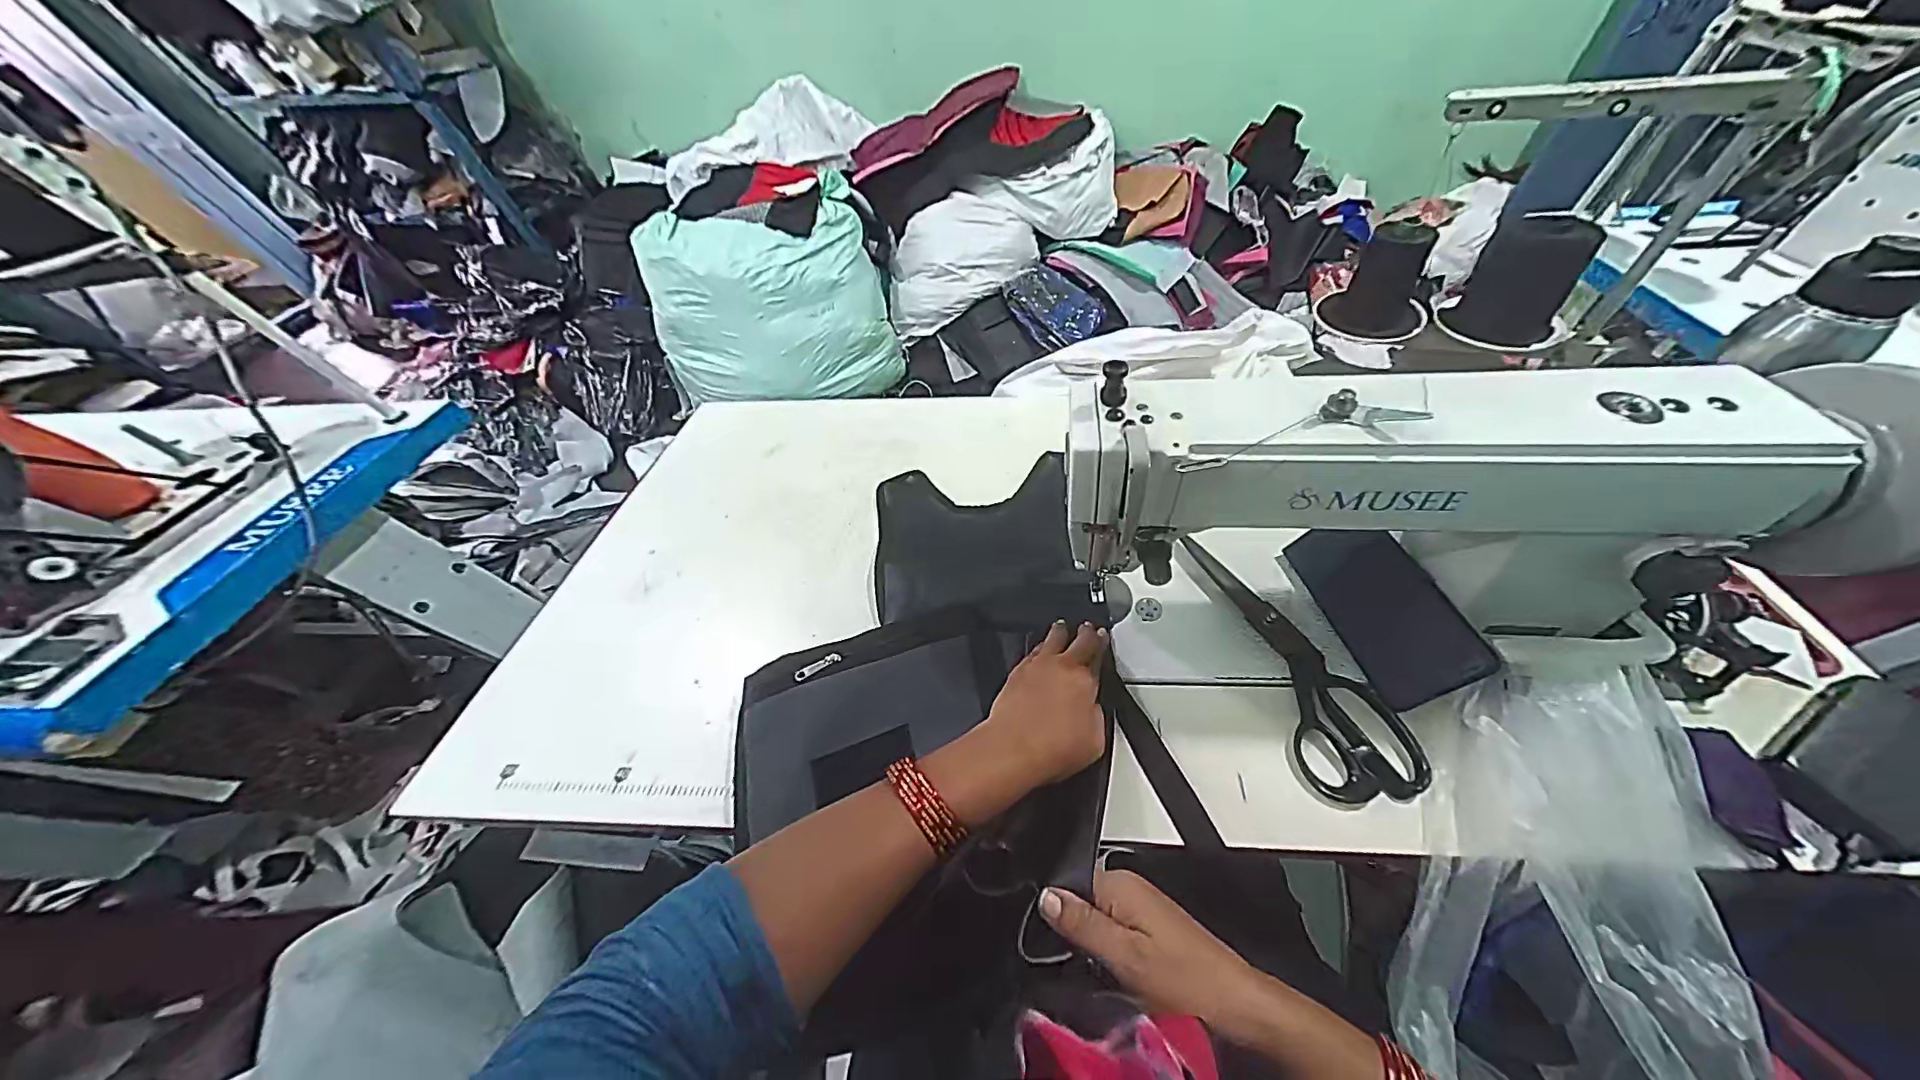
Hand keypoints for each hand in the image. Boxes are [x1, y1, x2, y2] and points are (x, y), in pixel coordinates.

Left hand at [981, 621, 1107, 786]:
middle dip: (1085, 632)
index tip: (1102, 638)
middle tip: (1088, 628)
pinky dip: (1038, 646)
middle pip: (1078, 640)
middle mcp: (1061, 667)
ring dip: (1059, 632)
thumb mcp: (1095, 741)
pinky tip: (1038, 649)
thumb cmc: (1051, 748)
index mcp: (1085, 681)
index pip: (1098, 655)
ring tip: (1062, 628)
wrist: (1013, 747)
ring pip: (1051, 639)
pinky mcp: (1017, 673)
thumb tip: (1093, 711)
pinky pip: (1032, 651)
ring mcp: (1037, 667)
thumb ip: (1097, 717)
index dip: (1102, 644)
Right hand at [1039, 870, 1274, 1034]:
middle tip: (1087, 966)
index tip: (1059, 948)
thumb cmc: (1189, 981)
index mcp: (1119, 883)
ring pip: (1095, 921)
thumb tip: (1046, 896)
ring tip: (1105, 973)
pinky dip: (1109, 954)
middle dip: (1075, 934)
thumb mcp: (1125, 956)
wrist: (1237, 1004)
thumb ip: (1082, 923)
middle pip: (1079, 903)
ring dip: (1093, 947)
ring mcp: (1141, 907)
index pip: (1065, 886)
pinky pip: (1112, 932)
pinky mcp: (1149, 927)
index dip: (1056, 918)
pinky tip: (1118, 974)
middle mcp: (1129, 887)